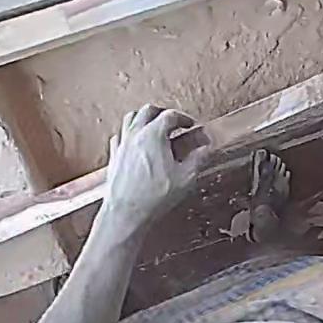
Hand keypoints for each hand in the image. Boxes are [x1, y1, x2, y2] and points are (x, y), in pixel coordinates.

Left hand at [96, 106, 212, 244]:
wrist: (126, 212)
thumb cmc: (154, 196)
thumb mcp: (186, 177)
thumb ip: (198, 158)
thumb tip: (207, 148)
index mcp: (154, 135)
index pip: (170, 115)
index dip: (184, 118)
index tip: (191, 125)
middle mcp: (136, 134)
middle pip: (148, 110)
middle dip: (163, 113)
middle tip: (173, 122)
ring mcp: (122, 144)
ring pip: (130, 118)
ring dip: (144, 118)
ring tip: (154, 127)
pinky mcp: (114, 156)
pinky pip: (120, 136)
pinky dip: (130, 134)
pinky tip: (135, 142)